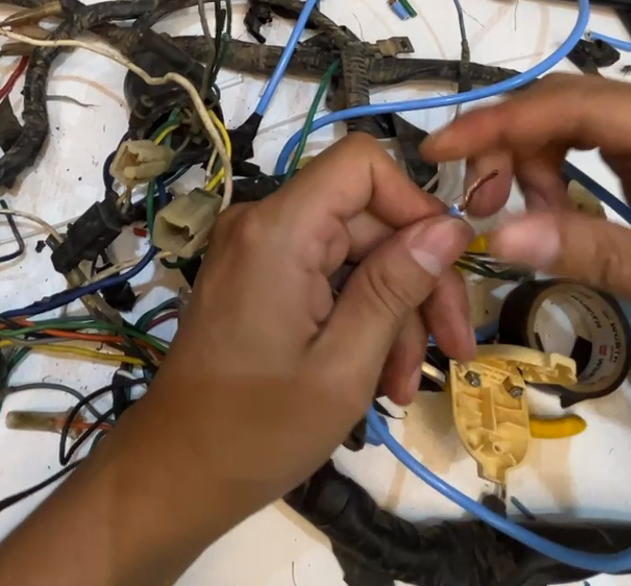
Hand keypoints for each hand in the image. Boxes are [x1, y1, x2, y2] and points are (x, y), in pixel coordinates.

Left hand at [106, 135, 473, 526]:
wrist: (178, 467)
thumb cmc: (259, 428)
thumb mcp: (345, 364)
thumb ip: (395, 286)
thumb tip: (451, 225)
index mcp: (277, 229)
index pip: (360, 163)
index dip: (412, 204)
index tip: (447, 267)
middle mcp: (261, 222)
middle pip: (364, 216)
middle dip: (414, 280)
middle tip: (451, 352)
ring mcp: (255, 248)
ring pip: (351, 251)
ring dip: (390, 312)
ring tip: (403, 385)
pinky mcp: (255, 275)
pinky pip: (322, 274)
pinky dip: (356, 315)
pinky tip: (377, 374)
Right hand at [424, 74, 630, 438]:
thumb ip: (605, 255)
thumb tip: (496, 230)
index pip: (590, 105)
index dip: (506, 120)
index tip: (440, 149)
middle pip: (575, 109)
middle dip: (511, 144)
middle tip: (471, 200)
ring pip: (575, 132)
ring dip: (527, 164)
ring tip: (510, 215)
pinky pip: (590, 163)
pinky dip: (551, 183)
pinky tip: (543, 215)